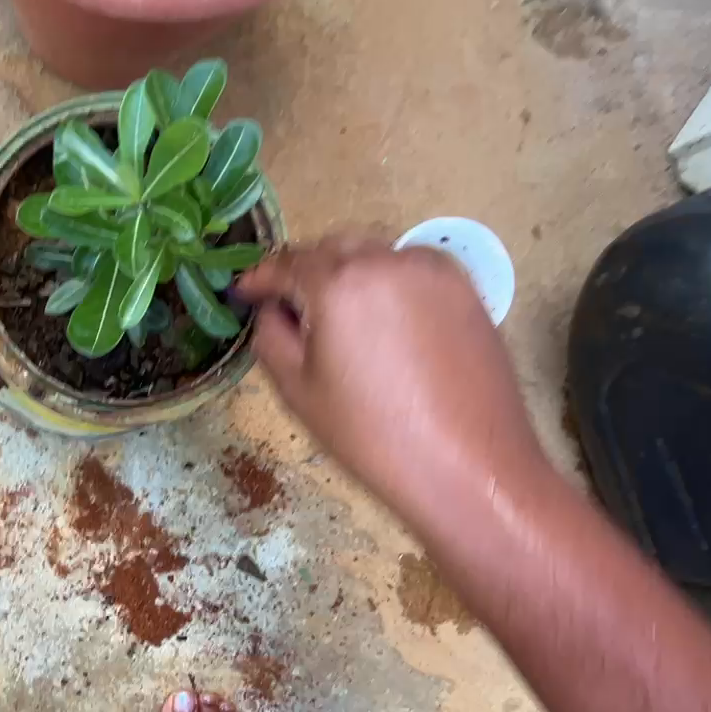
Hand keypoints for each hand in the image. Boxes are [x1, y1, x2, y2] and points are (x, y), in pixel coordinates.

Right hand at [234, 235, 551, 518]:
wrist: (467, 464)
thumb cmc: (371, 433)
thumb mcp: (297, 390)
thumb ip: (271, 336)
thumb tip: (274, 311)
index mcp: (340, 282)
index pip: (287, 263)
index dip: (259, 278)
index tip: (243, 293)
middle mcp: (388, 260)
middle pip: (332, 248)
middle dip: (303, 270)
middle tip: (284, 306)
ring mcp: (434, 270)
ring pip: (373, 253)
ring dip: (344, 272)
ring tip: (331, 315)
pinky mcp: (466, 289)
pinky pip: (409, 270)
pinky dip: (383, 282)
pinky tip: (377, 322)